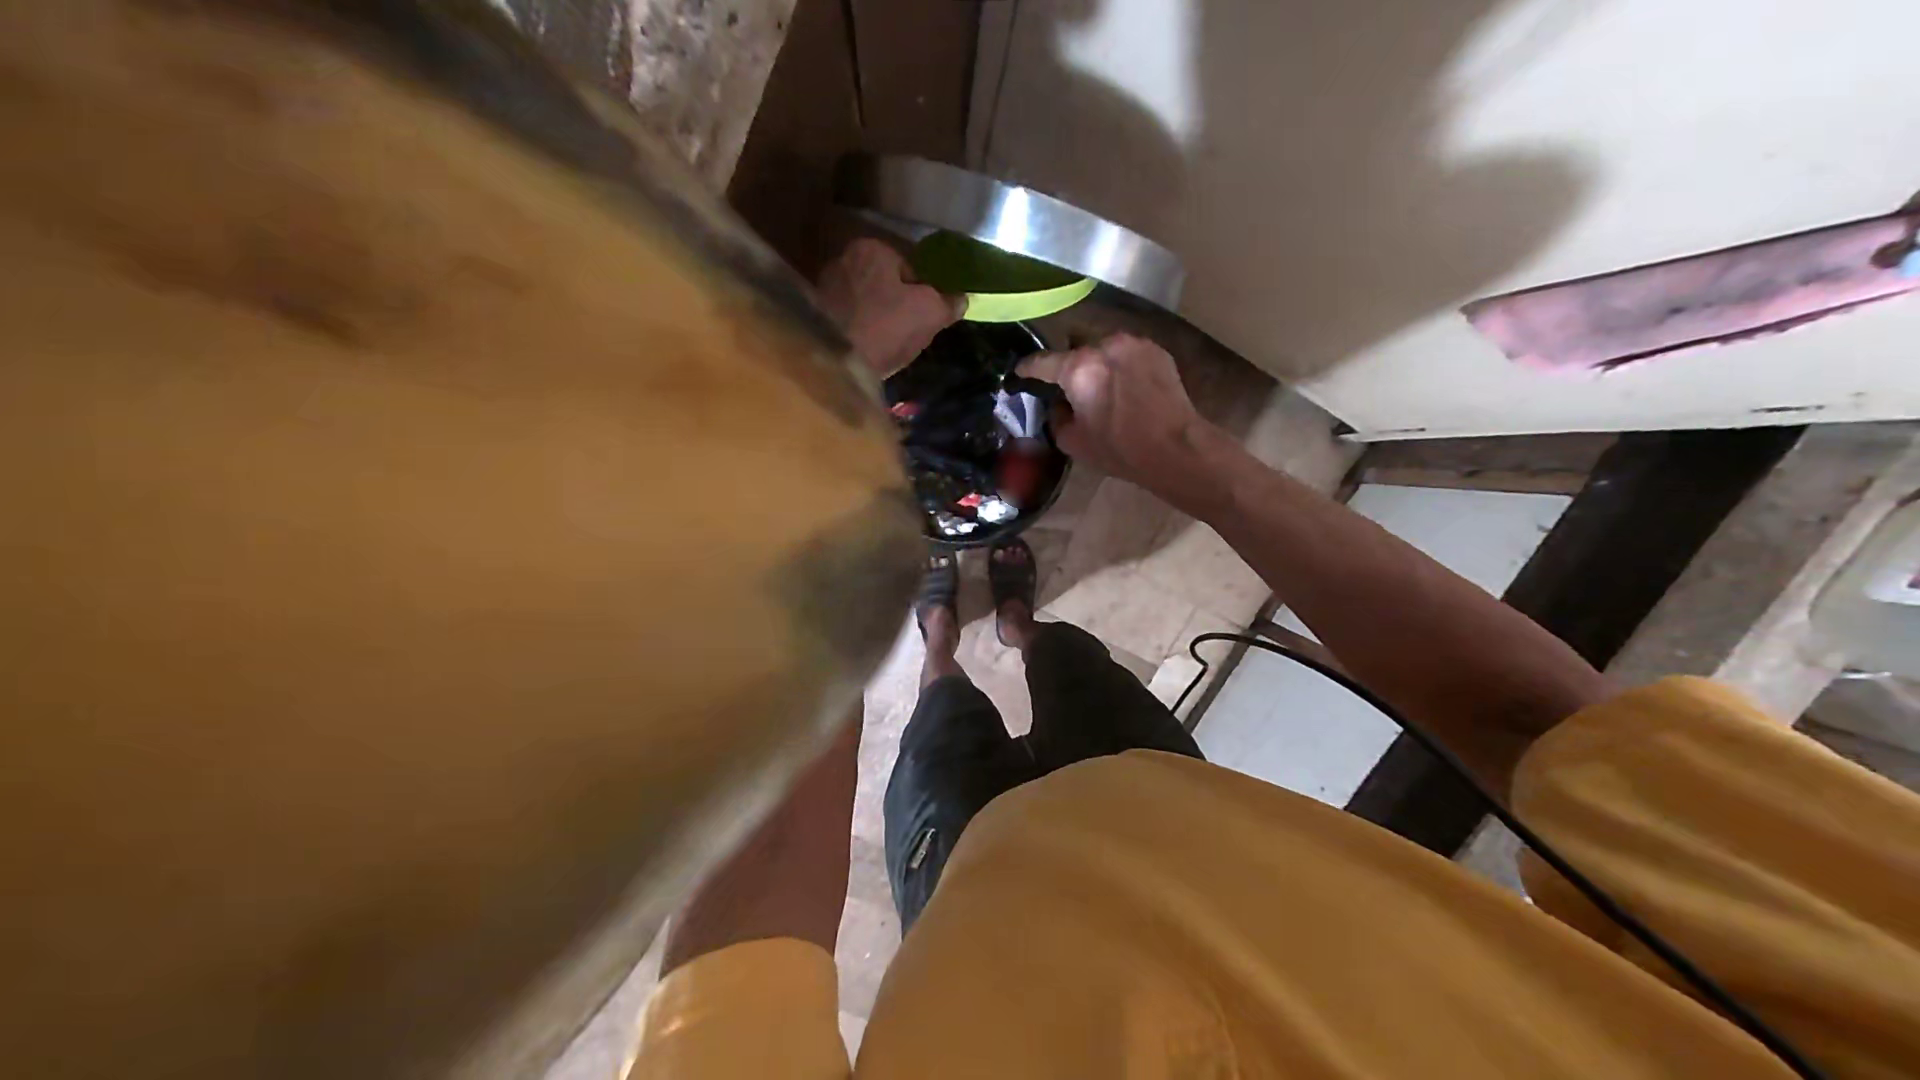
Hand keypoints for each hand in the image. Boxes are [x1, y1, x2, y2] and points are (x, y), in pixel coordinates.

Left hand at [814, 239, 960, 377]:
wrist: (836, 362)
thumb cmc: (885, 329)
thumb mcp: (929, 313)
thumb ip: (947, 302)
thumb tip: (961, 298)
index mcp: (871, 248)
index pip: (909, 268)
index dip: (923, 294)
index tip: (925, 318)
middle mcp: (843, 259)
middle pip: (884, 284)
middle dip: (897, 305)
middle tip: (907, 334)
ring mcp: (824, 286)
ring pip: (864, 302)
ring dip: (876, 319)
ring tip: (886, 345)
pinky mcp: (813, 313)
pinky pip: (847, 318)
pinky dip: (858, 330)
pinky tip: (866, 349)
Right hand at [1016, 333, 1220, 498]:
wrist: (1175, 448)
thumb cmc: (1120, 449)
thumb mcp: (1073, 442)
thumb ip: (1057, 417)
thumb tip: (1059, 404)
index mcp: (1078, 369)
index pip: (1041, 361)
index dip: (1026, 368)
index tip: (1020, 373)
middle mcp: (1104, 346)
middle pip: (1075, 348)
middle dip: (1070, 365)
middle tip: (1071, 387)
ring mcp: (1133, 344)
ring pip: (1103, 347)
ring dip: (1097, 363)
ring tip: (1102, 386)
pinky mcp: (1156, 350)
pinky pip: (1126, 352)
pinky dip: (1120, 365)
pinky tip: (1126, 387)